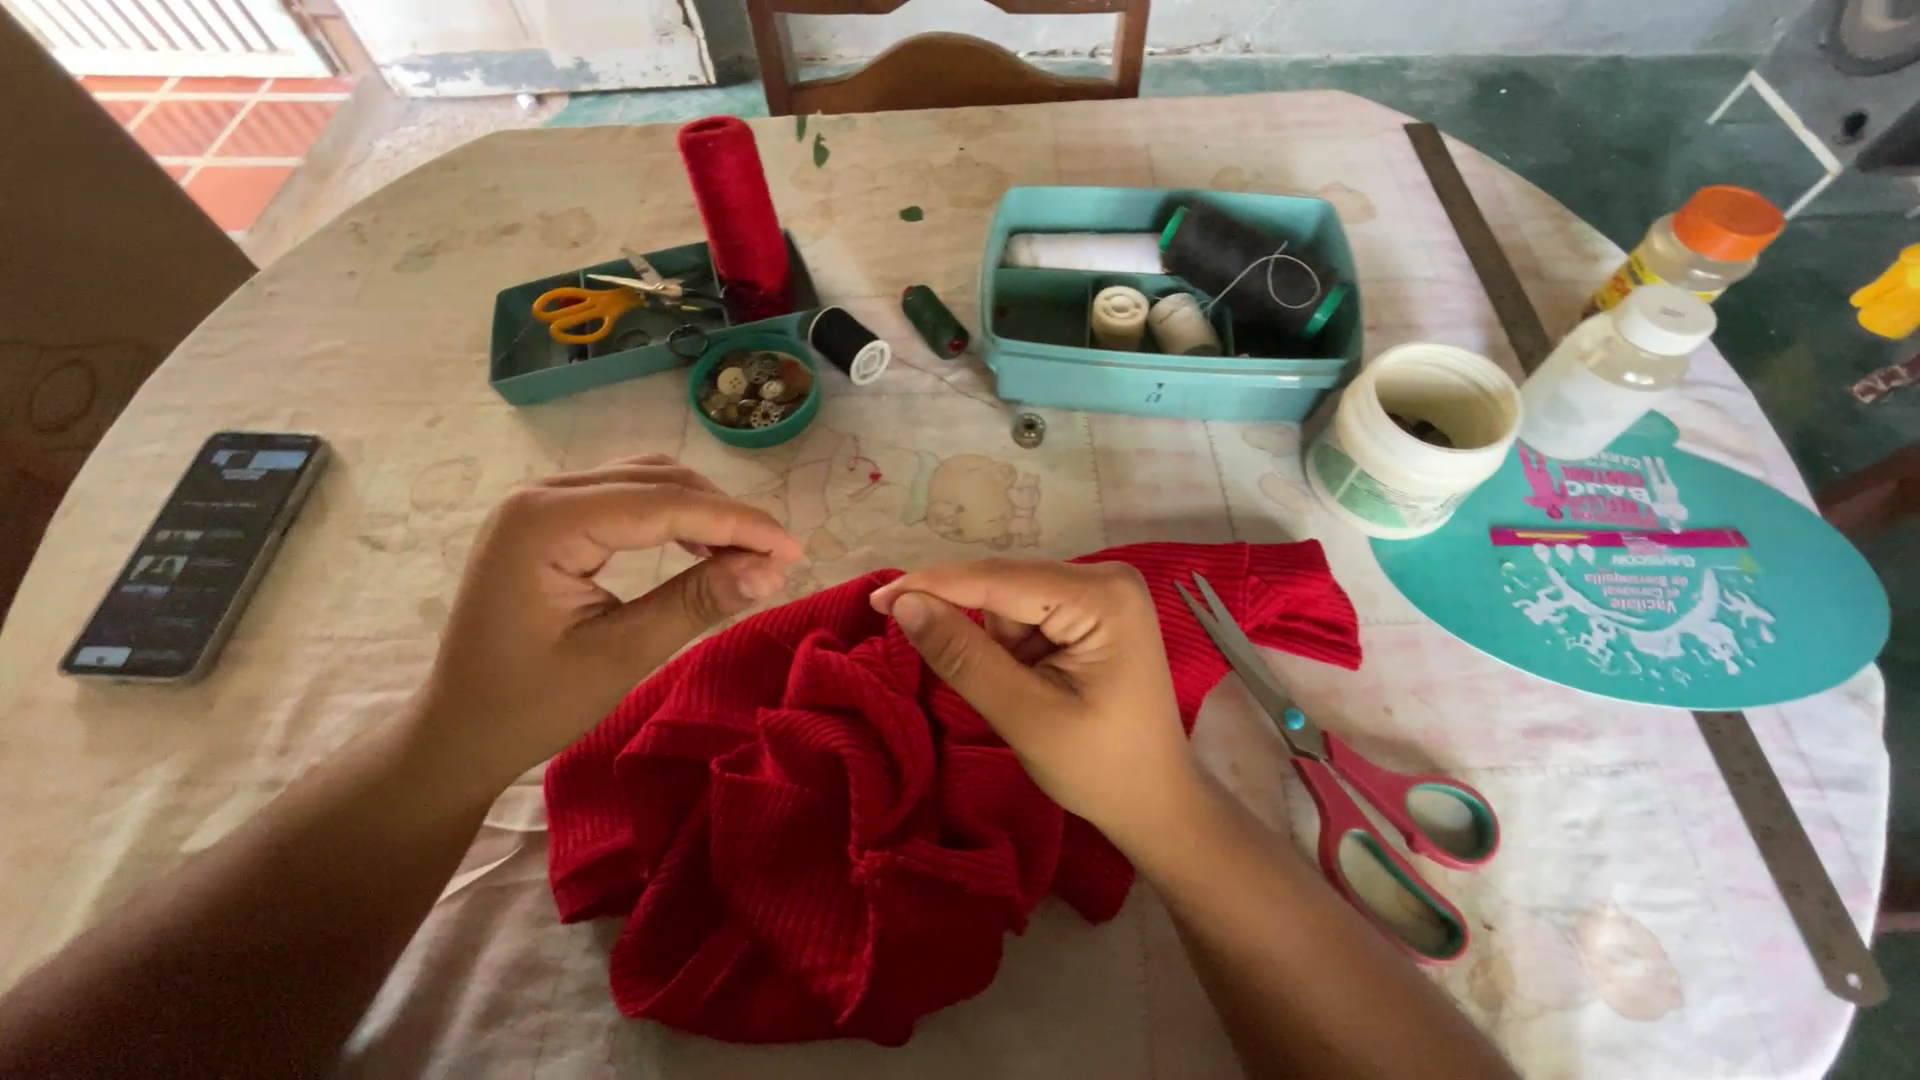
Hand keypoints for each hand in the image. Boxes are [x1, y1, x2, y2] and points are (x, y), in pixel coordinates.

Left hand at [414, 456, 801, 788]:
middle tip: (774, 559)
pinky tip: (700, 548)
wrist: (458, 731)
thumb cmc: (532, 704)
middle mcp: (539, 494)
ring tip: (745, 554)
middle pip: (656, 482)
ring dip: (702, 512)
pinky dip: (672, 518)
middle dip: (723, 515)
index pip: (662, 504)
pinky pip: (625, 500)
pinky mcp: (548, 520)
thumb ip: (696, 602)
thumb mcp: (622, 656)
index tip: (792, 549)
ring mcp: (540, 503)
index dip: (736, 523)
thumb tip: (771, 571)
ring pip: (644, 483)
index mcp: (544, 522)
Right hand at [869, 559, 1201, 846]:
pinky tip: (1036, 685)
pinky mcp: (1094, 610)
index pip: (999, 579)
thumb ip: (963, 656)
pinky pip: (1028, 616)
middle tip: (992, 690)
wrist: (1155, 801)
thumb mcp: (1023, 715)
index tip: (876, 599)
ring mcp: (1102, 592)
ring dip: (998, 647)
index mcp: (1103, 596)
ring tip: (1029, 697)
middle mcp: (1106, 577)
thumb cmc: (1099, 768)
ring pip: (1011, 603)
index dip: (933, 587)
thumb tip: (905, 604)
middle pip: (1005, 587)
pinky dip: (1014, 650)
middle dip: (978, 633)